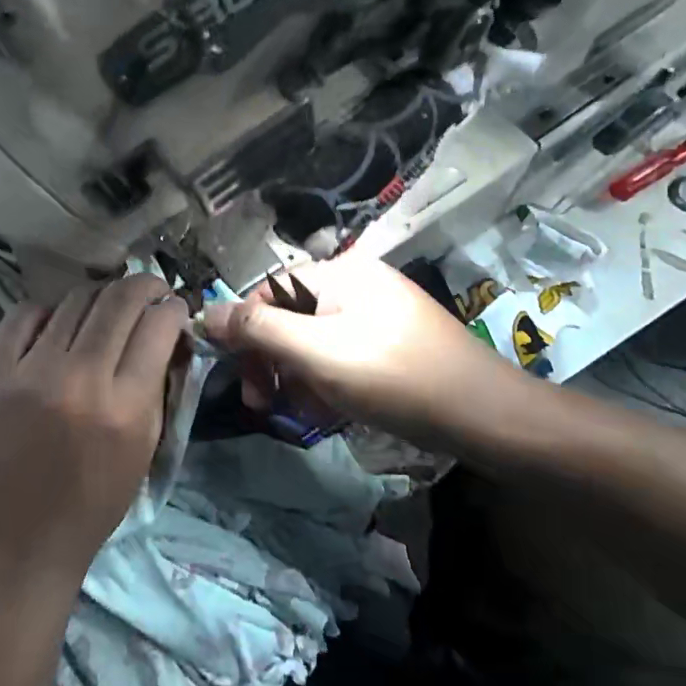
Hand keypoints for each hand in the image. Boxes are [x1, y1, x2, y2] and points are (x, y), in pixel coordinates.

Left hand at [0, 274, 188, 585]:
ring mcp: (30, 374)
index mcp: (125, 405)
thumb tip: (168, 328)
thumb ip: (160, 381)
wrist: (26, 538)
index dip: (174, 307)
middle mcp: (79, 379)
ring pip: (75, 299)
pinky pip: (24, 315)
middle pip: (119, 300)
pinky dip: (50, 309)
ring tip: (109, 306)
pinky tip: (62, 323)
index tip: (176, 307)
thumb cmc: (100, 497)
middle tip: (152, 290)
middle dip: (145, 285)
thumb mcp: (148, 443)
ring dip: (102, 295)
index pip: (158, 325)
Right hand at [203, 257, 522, 447]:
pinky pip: (342, 355)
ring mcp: (377, 313)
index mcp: (340, 272)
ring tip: (305, 413)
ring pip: (314, 341)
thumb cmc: (392, 376)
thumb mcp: (316, 351)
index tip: (241, 379)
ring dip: (298, 377)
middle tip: (265, 405)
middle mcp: (357, 283)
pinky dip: (328, 381)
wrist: (481, 412)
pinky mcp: (392, 343)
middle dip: (272, 361)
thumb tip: (204, 312)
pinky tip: (332, 410)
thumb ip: (257, 330)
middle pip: (291, 316)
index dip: (245, 333)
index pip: (268, 291)